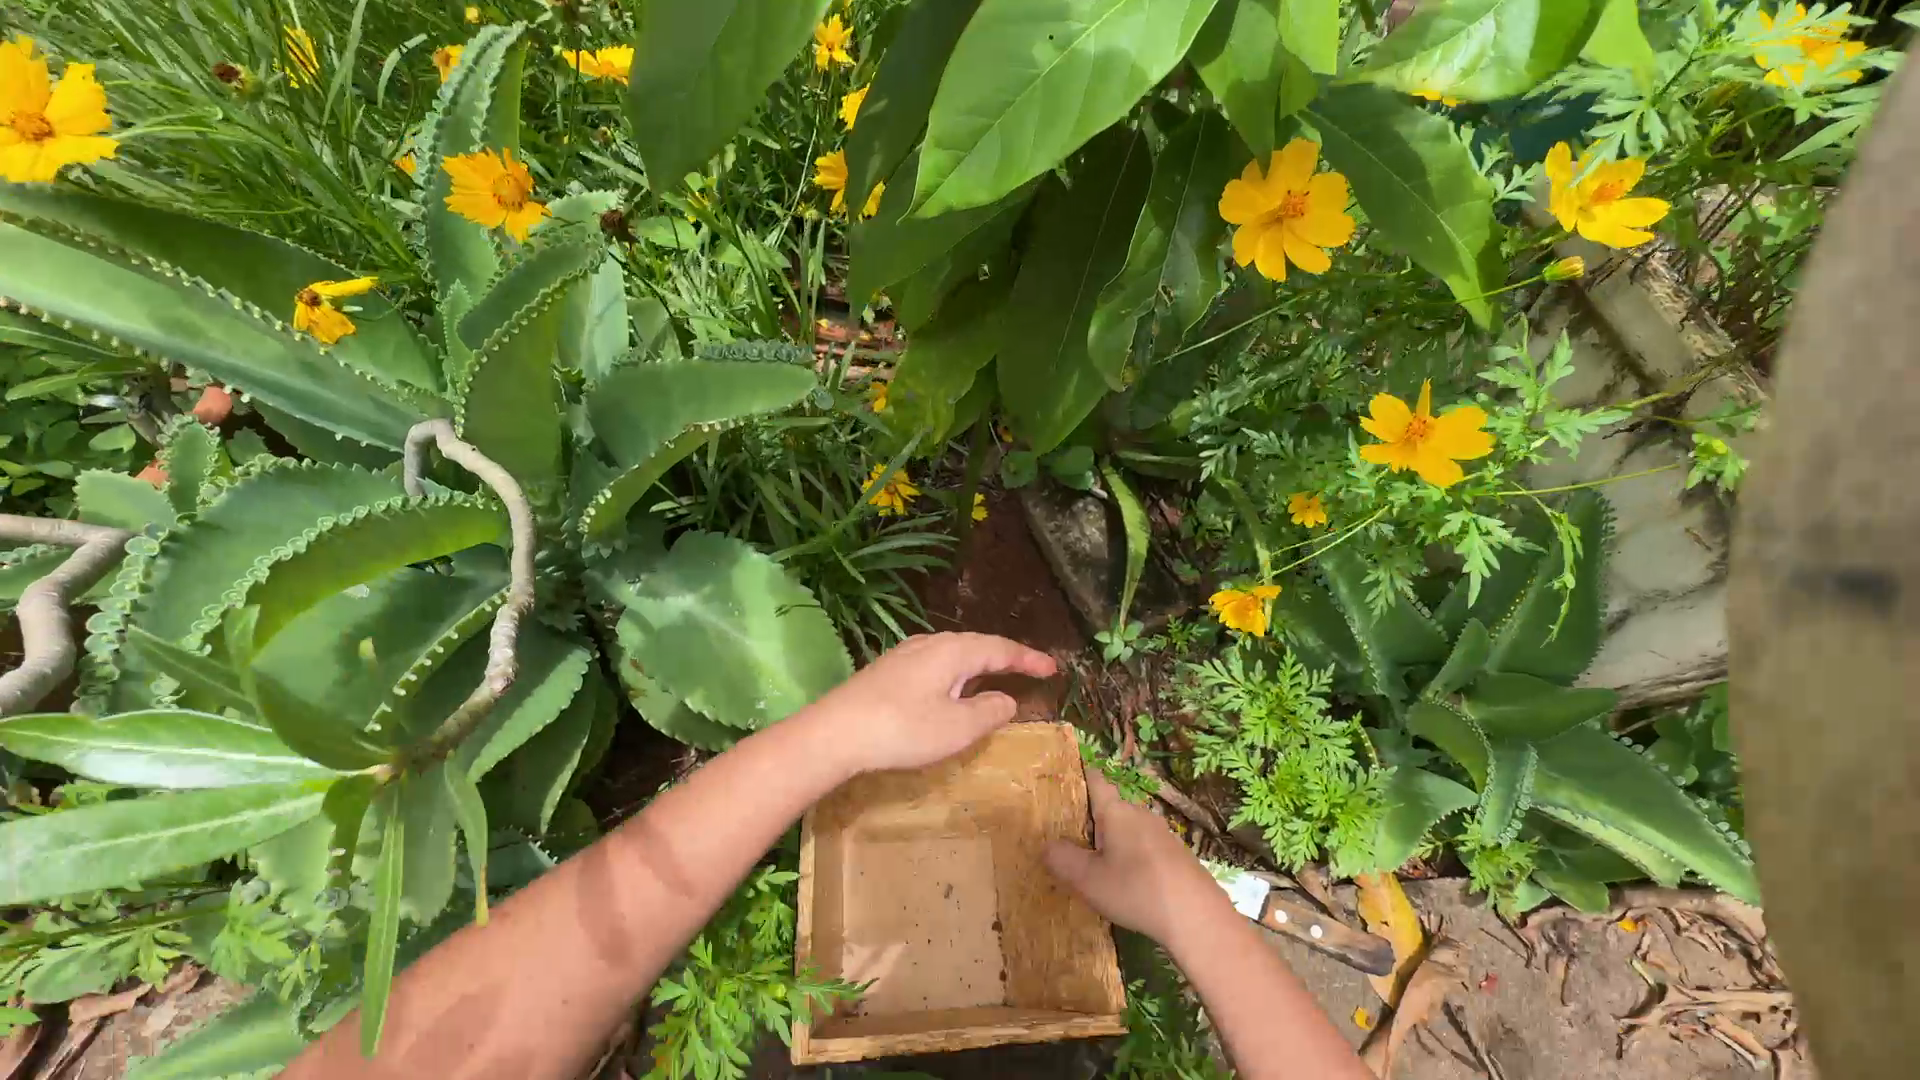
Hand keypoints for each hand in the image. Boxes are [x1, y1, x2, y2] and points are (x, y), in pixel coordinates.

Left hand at [798, 632, 1056, 774]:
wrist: (834, 733)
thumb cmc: (902, 729)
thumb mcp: (957, 727)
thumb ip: (989, 711)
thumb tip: (1005, 699)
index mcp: (953, 651)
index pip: (1001, 648)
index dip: (1028, 659)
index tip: (1053, 667)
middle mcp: (930, 643)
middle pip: (977, 645)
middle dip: (1005, 656)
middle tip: (1029, 669)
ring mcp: (905, 655)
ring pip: (953, 653)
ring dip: (979, 664)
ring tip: (995, 675)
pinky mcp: (888, 671)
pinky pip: (935, 663)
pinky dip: (956, 673)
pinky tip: (950, 688)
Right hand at [1044, 772, 1234, 947]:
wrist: (1197, 917)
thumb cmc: (1136, 891)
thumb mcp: (1088, 880)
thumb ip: (1062, 859)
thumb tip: (1048, 846)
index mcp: (1116, 810)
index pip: (1095, 778)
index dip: (1079, 774)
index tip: (1063, 780)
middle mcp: (1139, 813)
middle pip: (1109, 807)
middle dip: (1091, 820)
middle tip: (1071, 843)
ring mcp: (1162, 832)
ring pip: (1127, 828)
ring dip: (1112, 842)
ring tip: (1097, 867)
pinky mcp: (1176, 853)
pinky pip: (1144, 846)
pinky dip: (1132, 857)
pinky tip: (1129, 884)